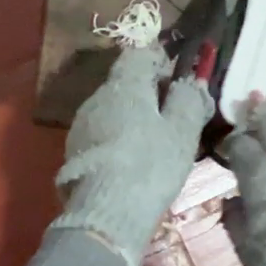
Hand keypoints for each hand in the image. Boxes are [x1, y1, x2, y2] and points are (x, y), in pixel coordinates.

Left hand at [52, 48, 215, 265]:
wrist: (105, 211)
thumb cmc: (150, 164)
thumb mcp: (181, 131)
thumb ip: (188, 100)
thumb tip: (191, 81)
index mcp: (124, 84)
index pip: (140, 53)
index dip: (161, 61)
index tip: (178, 81)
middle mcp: (97, 96)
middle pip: (125, 82)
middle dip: (149, 92)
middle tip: (173, 116)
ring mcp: (81, 124)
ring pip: (112, 109)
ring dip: (132, 117)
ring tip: (153, 143)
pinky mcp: (74, 151)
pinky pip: (101, 133)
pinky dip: (118, 138)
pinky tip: (131, 162)